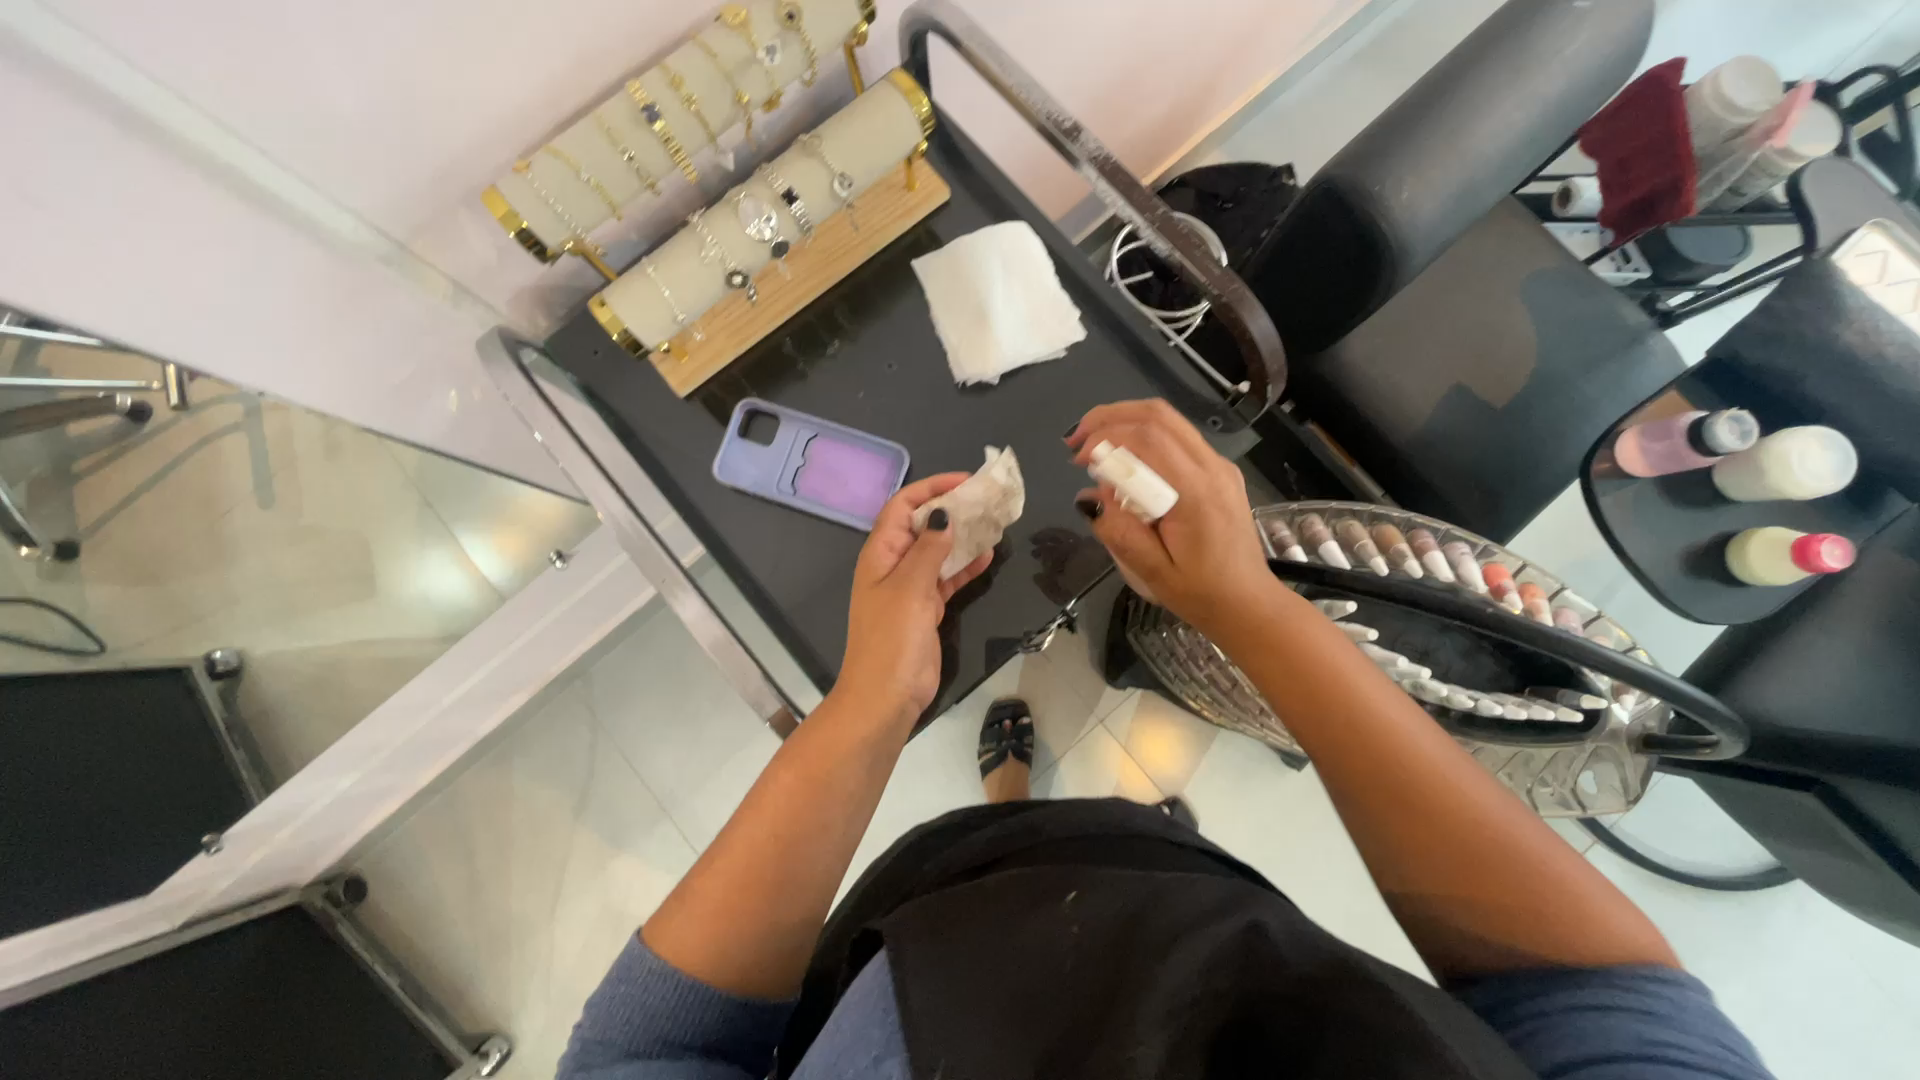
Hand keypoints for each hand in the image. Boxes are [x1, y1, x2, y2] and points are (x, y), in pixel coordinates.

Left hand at [835, 473, 994, 726]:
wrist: (886, 695)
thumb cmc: (891, 638)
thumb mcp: (909, 587)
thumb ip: (928, 549)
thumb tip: (944, 514)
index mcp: (880, 553)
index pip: (903, 506)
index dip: (931, 488)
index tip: (965, 482)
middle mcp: (893, 564)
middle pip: (923, 525)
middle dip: (952, 510)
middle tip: (987, 500)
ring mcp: (910, 588)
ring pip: (938, 551)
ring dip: (963, 536)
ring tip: (994, 523)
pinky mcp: (926, 609)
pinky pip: (947, 578)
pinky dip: (966, 566)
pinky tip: (988, 555)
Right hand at [1066, 399, 1280, 638]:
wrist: (1250, 603)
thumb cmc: (1202, 594)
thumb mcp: (1153, 573)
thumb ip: (1121, 533)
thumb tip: (1090, 499)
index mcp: (1197, 493)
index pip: (1148, 439)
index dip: (1105, 436)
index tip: (1077, 459)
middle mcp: (1212, 468)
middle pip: (1158, 416)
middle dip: (1110, 417)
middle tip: (1076, 439)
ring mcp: (1219, 466)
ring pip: (1169, 421)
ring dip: (1125, 423)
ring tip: (1092, 444)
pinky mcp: (1218, 471)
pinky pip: (1177, 438)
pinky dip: (1143, 437)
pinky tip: (1122, 461)